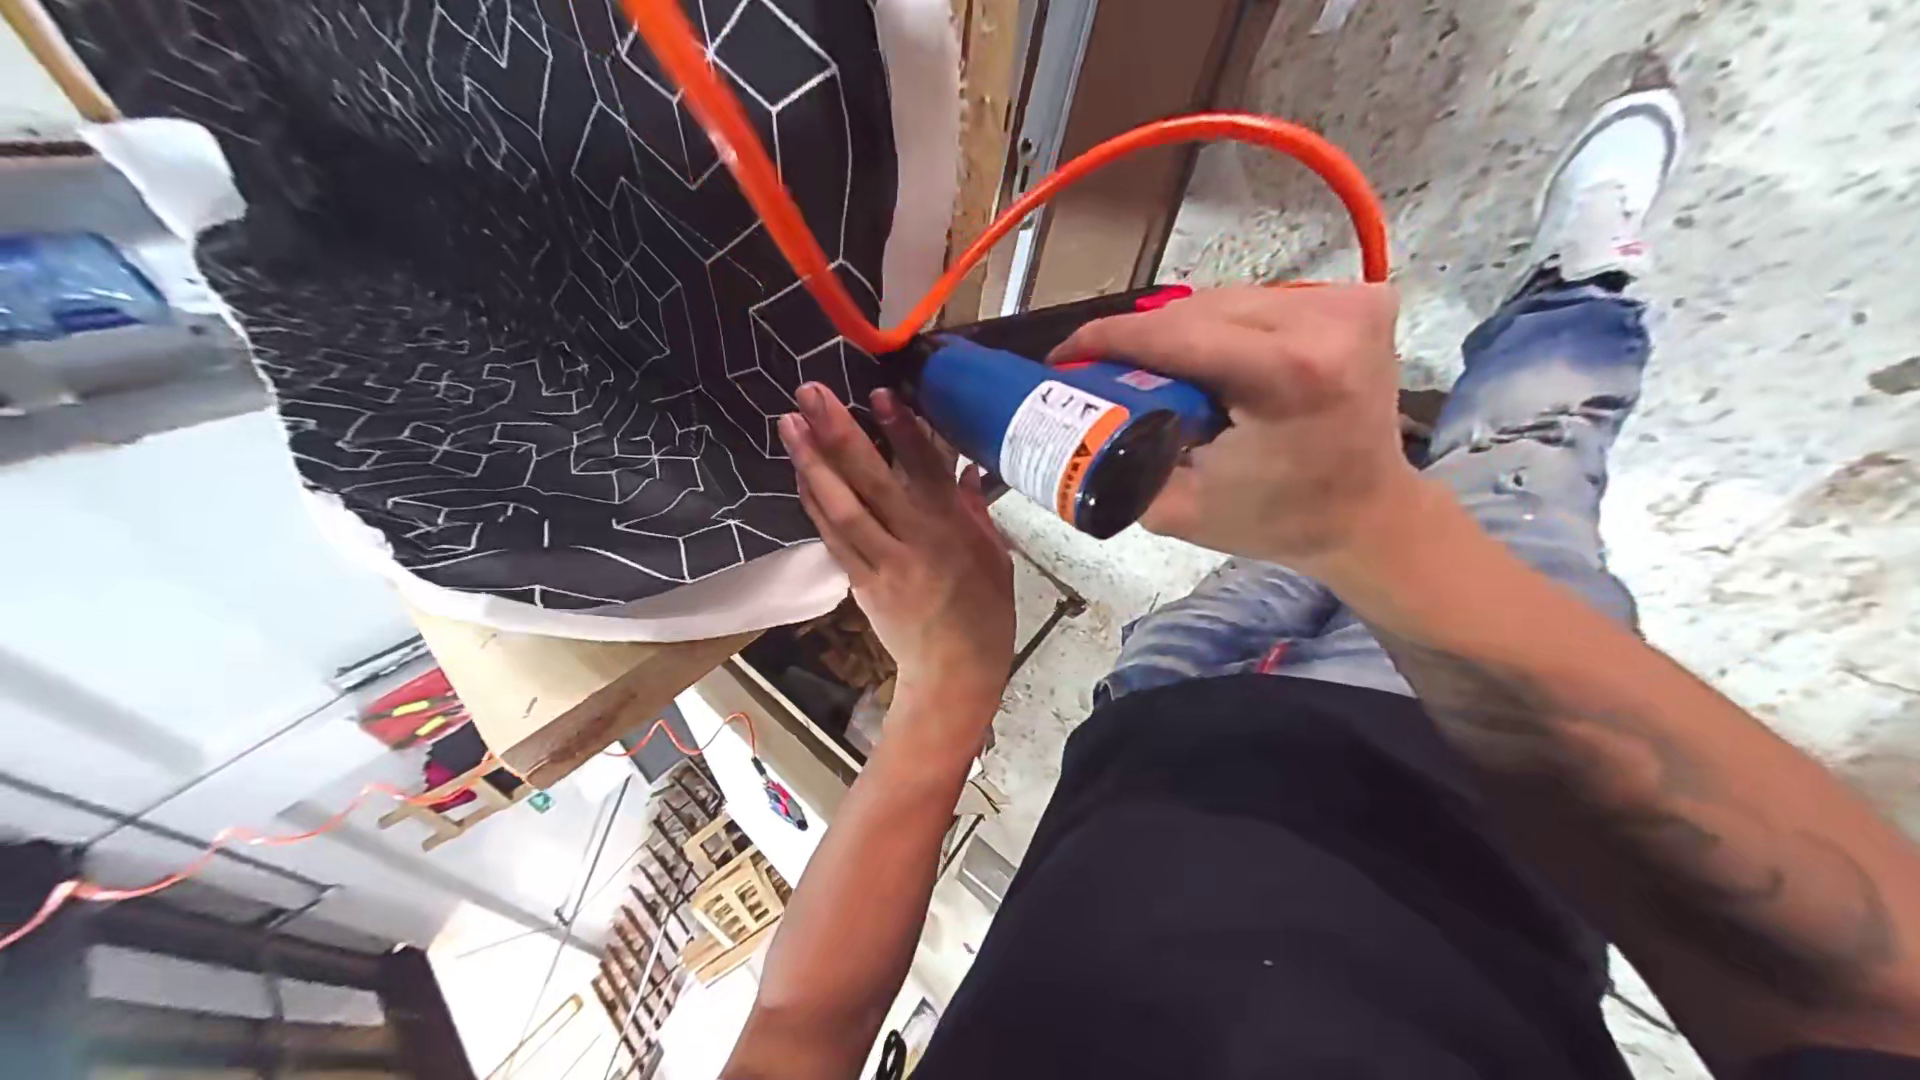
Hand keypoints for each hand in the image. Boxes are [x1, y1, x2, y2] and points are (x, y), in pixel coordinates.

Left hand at [780, 383, 1014, 742]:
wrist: (955, 673)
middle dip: (838, 434)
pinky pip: (832, 539)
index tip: (878, 393)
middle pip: (870, 482)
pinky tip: (800, 475)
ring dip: (812, 464)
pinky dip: (814, 504)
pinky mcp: (860, 584)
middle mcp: (912, 541)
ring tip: (788, 424)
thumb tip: (966, 470)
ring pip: (841, 509)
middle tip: (809, 393)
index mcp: (951, 532)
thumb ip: (976, 512)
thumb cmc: (985, 615)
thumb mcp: (996, 559)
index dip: (902, 431)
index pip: (925, 471)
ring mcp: (881, 564)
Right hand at [1048, 283, 1419, 570]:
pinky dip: (1214, 326)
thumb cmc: (1276, 521)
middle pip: (1195, 311)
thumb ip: (1124, 461)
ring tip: (1138, 363)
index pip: (1173, 336)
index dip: (1106, 339)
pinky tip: (1195, 356)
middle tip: (1093, 366)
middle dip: (1135, 337)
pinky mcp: (1355, 300)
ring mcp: (1348, 303)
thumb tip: (1085, 417)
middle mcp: (1326, 322)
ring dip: (1173, 330)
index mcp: (1288, 375)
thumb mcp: (1179, 508)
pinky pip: (1254, 303)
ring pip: (1222, 299)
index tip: (1061, 354)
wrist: (1367, 515)